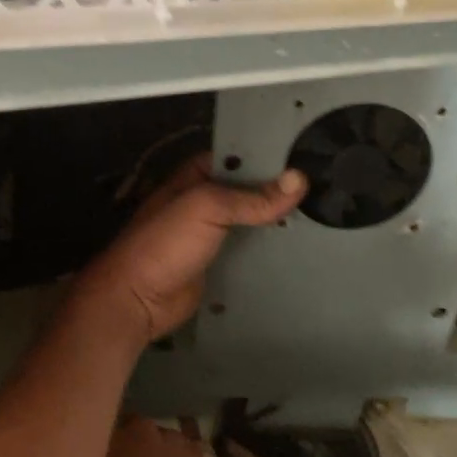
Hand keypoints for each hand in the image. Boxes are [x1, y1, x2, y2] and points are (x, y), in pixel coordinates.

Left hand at [77, 154, 304, 343]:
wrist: (136, 299)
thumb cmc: (164, 244)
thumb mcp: (206, 208)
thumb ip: (251, 197)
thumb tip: (298, 180)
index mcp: (193, 177)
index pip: (236, 157)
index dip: (266, 156)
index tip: (304, 157)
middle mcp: (201, 201)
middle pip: (245, 190)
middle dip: (275, 191)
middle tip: (320, 189)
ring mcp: (208, 234)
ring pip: (248, 221)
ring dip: (273, 221)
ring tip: (319, 217)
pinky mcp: (215, 264)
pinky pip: (246, 251)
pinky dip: (266, 250)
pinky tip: (295, 249)